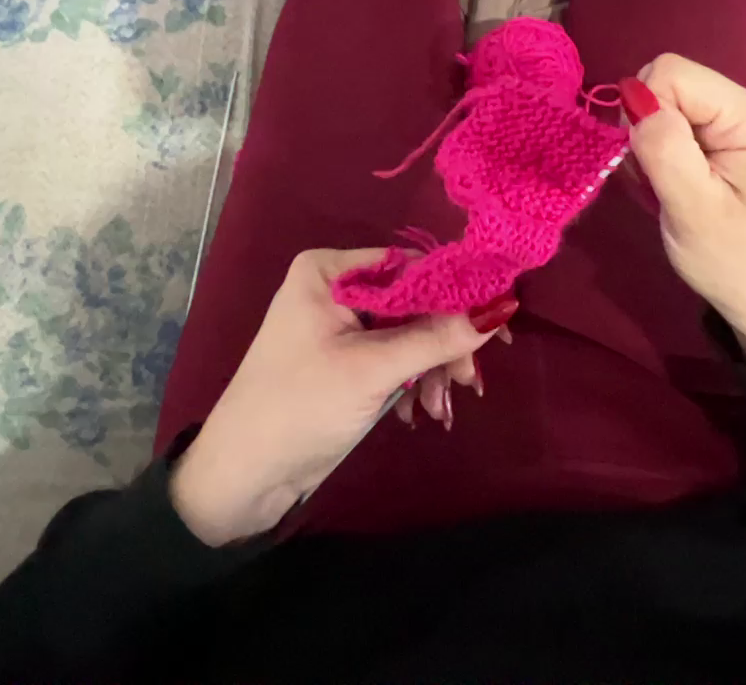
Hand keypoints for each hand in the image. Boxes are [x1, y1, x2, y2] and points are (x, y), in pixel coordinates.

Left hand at [169, 249, 506, 544]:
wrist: (243, 479)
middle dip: (445, 342)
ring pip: (410, 334)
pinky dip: (413, 382)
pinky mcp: (347, 362)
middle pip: (415, 302)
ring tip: (443, 407)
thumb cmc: (299, 408)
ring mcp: (342, 327)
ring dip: (432, 369)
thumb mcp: (373, 369)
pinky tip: (422, 413)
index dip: (456, 292)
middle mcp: (337, 289)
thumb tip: (502, 306)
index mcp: (330, 272)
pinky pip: (395, 358)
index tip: (498, 322)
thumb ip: (437, 337)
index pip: (411, 266)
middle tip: (472, 379)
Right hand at [619, 55, 745, 368]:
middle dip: (645, 125)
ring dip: (649, 140)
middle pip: (666, 82)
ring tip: (667, 184)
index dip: (645, 110)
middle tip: (659, 176)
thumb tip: (633, 98)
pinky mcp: (719, 134)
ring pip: (662, 100)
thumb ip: (665, 151)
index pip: (671, 73)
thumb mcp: (694, 212)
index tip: (652, 160)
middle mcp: (744, 103)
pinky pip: (669, 119)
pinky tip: (670, 181)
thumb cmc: (734, 260)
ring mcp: (732, 117)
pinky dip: (656, 148)